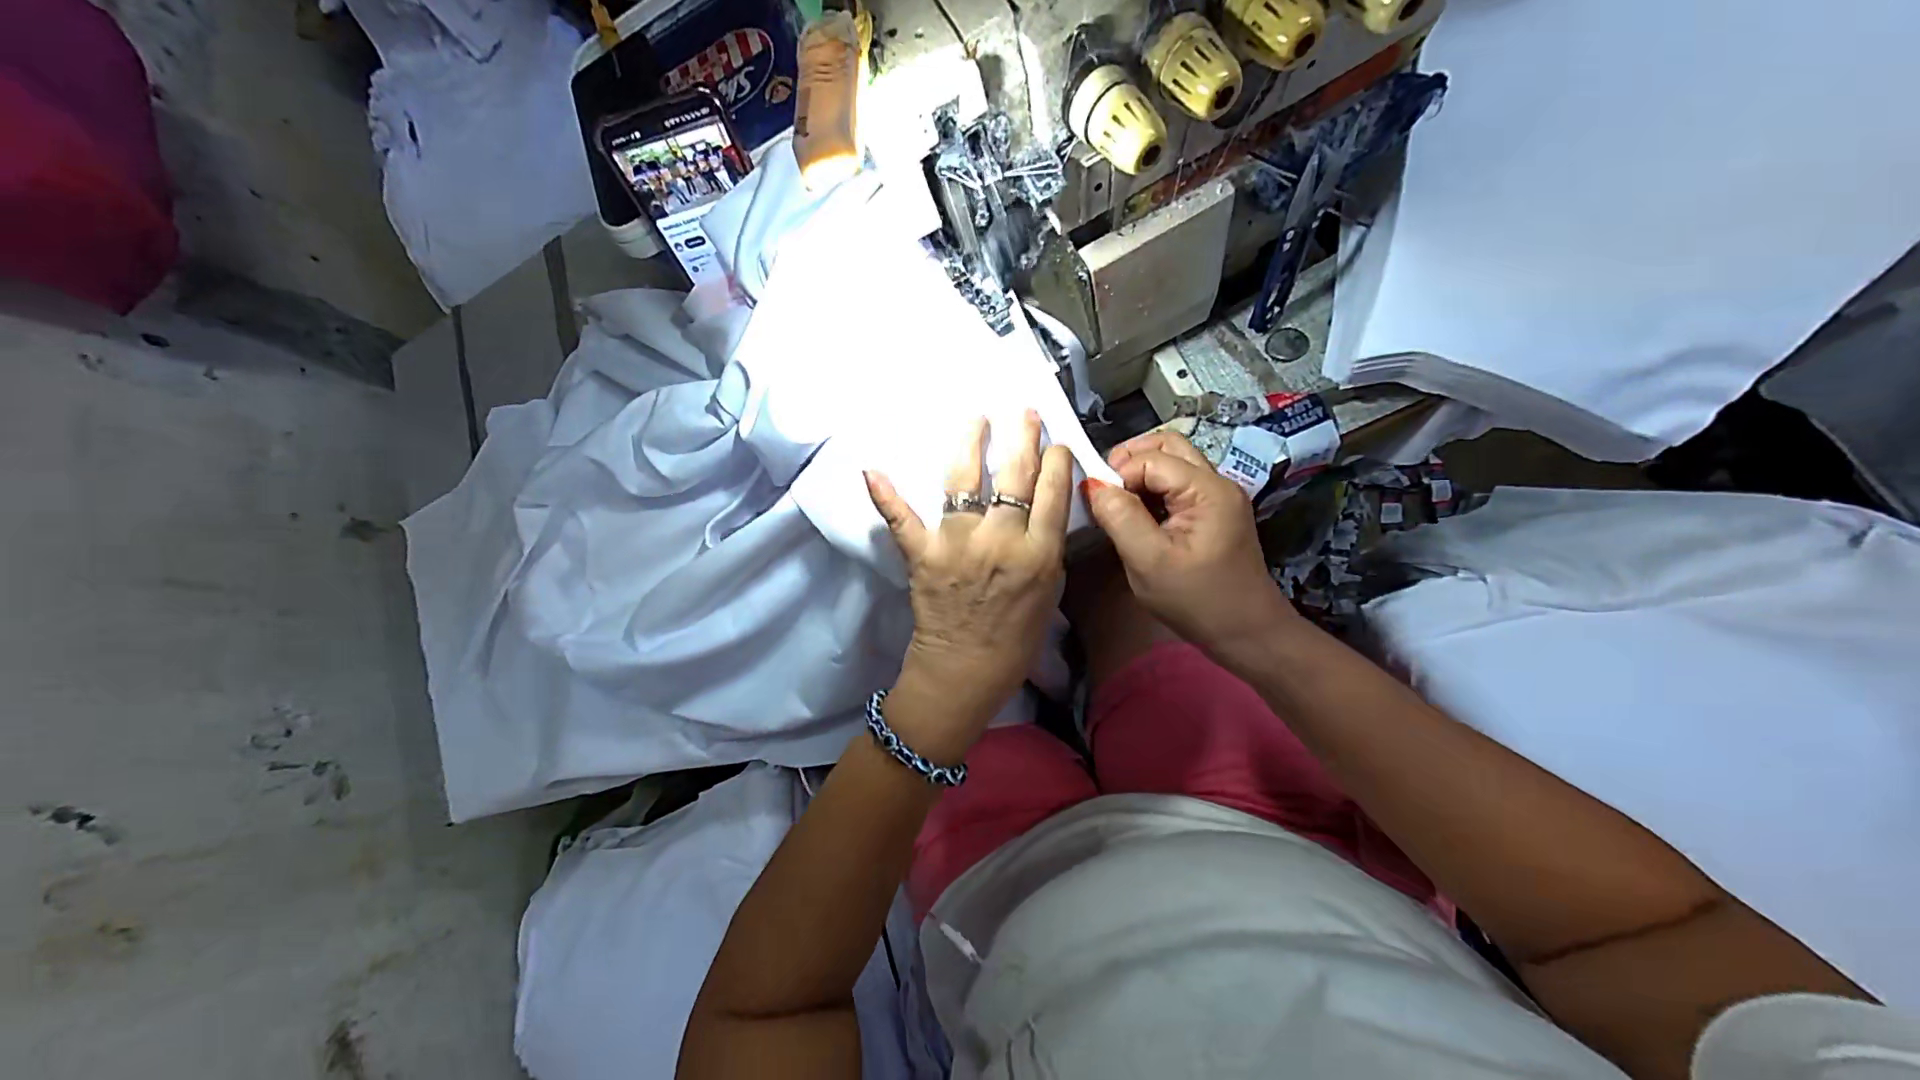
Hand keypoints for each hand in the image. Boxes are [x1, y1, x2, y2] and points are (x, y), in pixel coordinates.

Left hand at [865, 411, 1073, 760]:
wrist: (965, 672)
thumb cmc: (1015, 639)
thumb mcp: (1050, 593)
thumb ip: (1047, 547)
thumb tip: (1043, 507)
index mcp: (1039, 554)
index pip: (1052, 491)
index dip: (1055, 460)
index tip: (1054, 444)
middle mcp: (1000, 541)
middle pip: (1014, 475)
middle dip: (1022, 437)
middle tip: (1023, 413)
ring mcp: (958, 545)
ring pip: (963, 481)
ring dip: (970, 443)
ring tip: (976, 420)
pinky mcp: (922, 555)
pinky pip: (902, 520)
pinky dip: (886, 496)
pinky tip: (871, 470)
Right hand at [1083, 431, 1298, 655]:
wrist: (1246, 633)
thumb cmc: (1197, 601)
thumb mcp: (1148, 562)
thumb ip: (1120, 517)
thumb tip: (1093, 484)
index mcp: (1207, 490)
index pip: (1151, 458)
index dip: (1119, 475)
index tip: (1100, 505)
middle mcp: (1217, 483)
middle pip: (1168, 446)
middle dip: (1130, 460)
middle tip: (1105, 491)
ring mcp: (1219, 497)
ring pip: (1173, 462)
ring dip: (1141, 474)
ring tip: (1118, 503)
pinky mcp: (1215, 512)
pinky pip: (1179, 484)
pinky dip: (1153, 489)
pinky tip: (1139, 515)